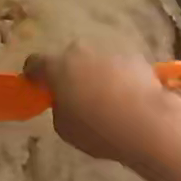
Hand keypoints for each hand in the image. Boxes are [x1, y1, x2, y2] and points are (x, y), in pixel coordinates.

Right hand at [24, 43, 180, 164]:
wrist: (147, 122)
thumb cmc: (98, 129)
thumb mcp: (65, 128)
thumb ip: (59, 109)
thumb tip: (65, 101)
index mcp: (57, 67)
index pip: (34, 62)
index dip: (33, 74)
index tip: (36, 85)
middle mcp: (80, 51)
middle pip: (68, 59)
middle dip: (69, 74)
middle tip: (76, 96)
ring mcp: (108, 50)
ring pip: (95, 61)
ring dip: (96, 74)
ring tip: (108, 101)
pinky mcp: (133, 56)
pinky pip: (118, 66)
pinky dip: (119, 77)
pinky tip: (129, 99)